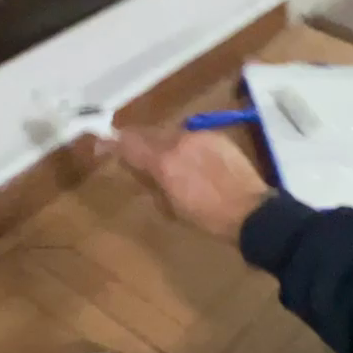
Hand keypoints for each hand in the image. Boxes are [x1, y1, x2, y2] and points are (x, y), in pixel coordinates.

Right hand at [116, 126, 270, 241]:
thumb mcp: (172, 207)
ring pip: (170, 133)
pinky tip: (190, 159)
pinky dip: (183, 145)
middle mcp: (178, 141)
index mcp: (163, 162)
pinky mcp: (217, 136)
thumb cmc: (208, 218)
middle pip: (148, 133)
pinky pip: (191, 136)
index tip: (100, 143)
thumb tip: (142, 171)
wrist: (252, 212)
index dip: (110, 143)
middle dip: (136, 141)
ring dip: (161, 143)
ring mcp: (199, 136)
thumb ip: (153, 183)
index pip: (128, 144)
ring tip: (163, 158)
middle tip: (130, 152)